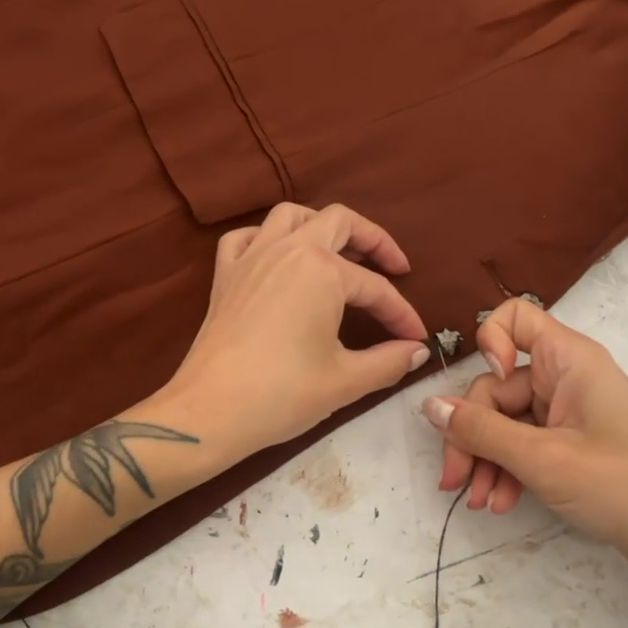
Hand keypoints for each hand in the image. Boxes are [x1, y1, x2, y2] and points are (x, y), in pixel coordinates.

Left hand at [147, 203, 430, 458]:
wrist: (210, 410)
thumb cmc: (283, 393)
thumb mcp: (346, 380)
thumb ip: (389, 361)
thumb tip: (417, 351)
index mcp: (322, 269)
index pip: (376, 288)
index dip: (402, 314)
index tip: (417, 338)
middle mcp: (287, 250)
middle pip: (338, 221)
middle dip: (373, 241)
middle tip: (393, 268)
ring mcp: (250, 257)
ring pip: (290, 216)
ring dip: (320, 226)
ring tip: (340, 252)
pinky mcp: (224, 275)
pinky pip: (246, 237)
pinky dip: (265, 238)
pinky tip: (278, 258)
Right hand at [420, 297, 627, 575]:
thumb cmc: (626, 486)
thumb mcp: (543, 459)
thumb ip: (480, 431)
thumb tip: (428, 405)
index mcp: (568, 359)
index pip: (514, 318)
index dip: (490, 344)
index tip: (489, 386)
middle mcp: (567, 378)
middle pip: (497, 386)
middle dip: (472, 433)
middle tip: (454, 482)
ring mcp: (570, 414)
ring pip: (507, 422)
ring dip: (486, 460)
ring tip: (479, 503)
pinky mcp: (574, 447)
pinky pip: (526, 446)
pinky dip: (508, 471)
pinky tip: (499, 503)